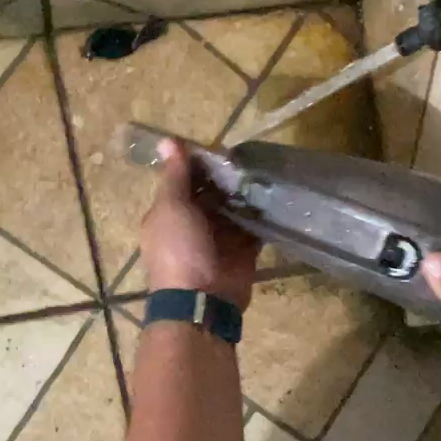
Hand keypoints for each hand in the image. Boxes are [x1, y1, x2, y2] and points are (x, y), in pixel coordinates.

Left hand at [140, 138, 259, 310]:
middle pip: (212, 194)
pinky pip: (253, 230)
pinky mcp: (242, 252)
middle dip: (227, 179)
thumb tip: (168, 139)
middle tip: (247, 161)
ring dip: (246, 196)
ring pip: (234, 210)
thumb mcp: (171, 207)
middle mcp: (193, 225)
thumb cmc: (179, 250)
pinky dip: (261, 218)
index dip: (200, 164)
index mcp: (169, 214)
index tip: (220, 149)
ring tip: (262, 176)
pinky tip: (272, 199)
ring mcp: (219, 240)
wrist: (202, 300)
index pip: (185, 181)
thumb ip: (175, 175)